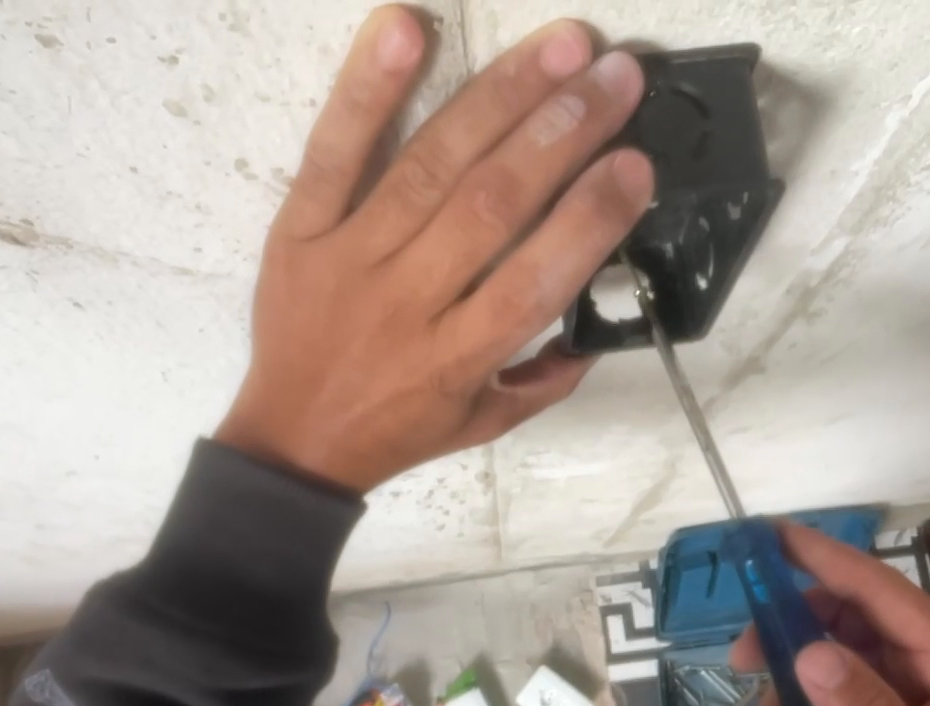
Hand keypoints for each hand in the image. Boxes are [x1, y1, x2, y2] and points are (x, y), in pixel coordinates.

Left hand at [215, 7, 653, 492]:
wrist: (293, 440)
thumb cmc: (398, 431)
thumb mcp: (483, 425)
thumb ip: (544, 385)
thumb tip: (594, 337)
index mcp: (458, 357)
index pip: (534, 281)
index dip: (588, 220)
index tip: (636, 166)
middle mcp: (407, 302)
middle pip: (491, 206)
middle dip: (561, 134)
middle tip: (616, 76)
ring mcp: (349, 258)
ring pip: (430, 166)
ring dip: (499, 98)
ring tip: (561, 47)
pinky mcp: (299, 230)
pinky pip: (332, 153)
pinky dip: (367, 89)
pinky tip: (407, 27)